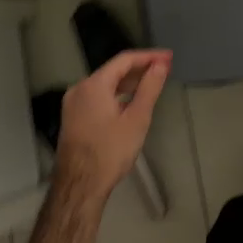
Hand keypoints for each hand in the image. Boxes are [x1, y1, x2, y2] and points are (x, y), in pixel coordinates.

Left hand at [55, 49, 170, 201]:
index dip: (148, 56)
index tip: (169, 57)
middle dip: (140, 68)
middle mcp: (80, 89)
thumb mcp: (136, 119)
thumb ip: (149, 88)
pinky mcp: (73, 118)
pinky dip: (116, 95)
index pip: (124, 60)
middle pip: (113, 71)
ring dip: (128, 82)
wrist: (80, 186)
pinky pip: (98, 97)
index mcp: (94, 85)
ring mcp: (73, 104)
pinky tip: (130, 102)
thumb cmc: (110, 151)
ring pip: (105, 85)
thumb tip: (160, 64)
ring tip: (152, 83)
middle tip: (164, 69)